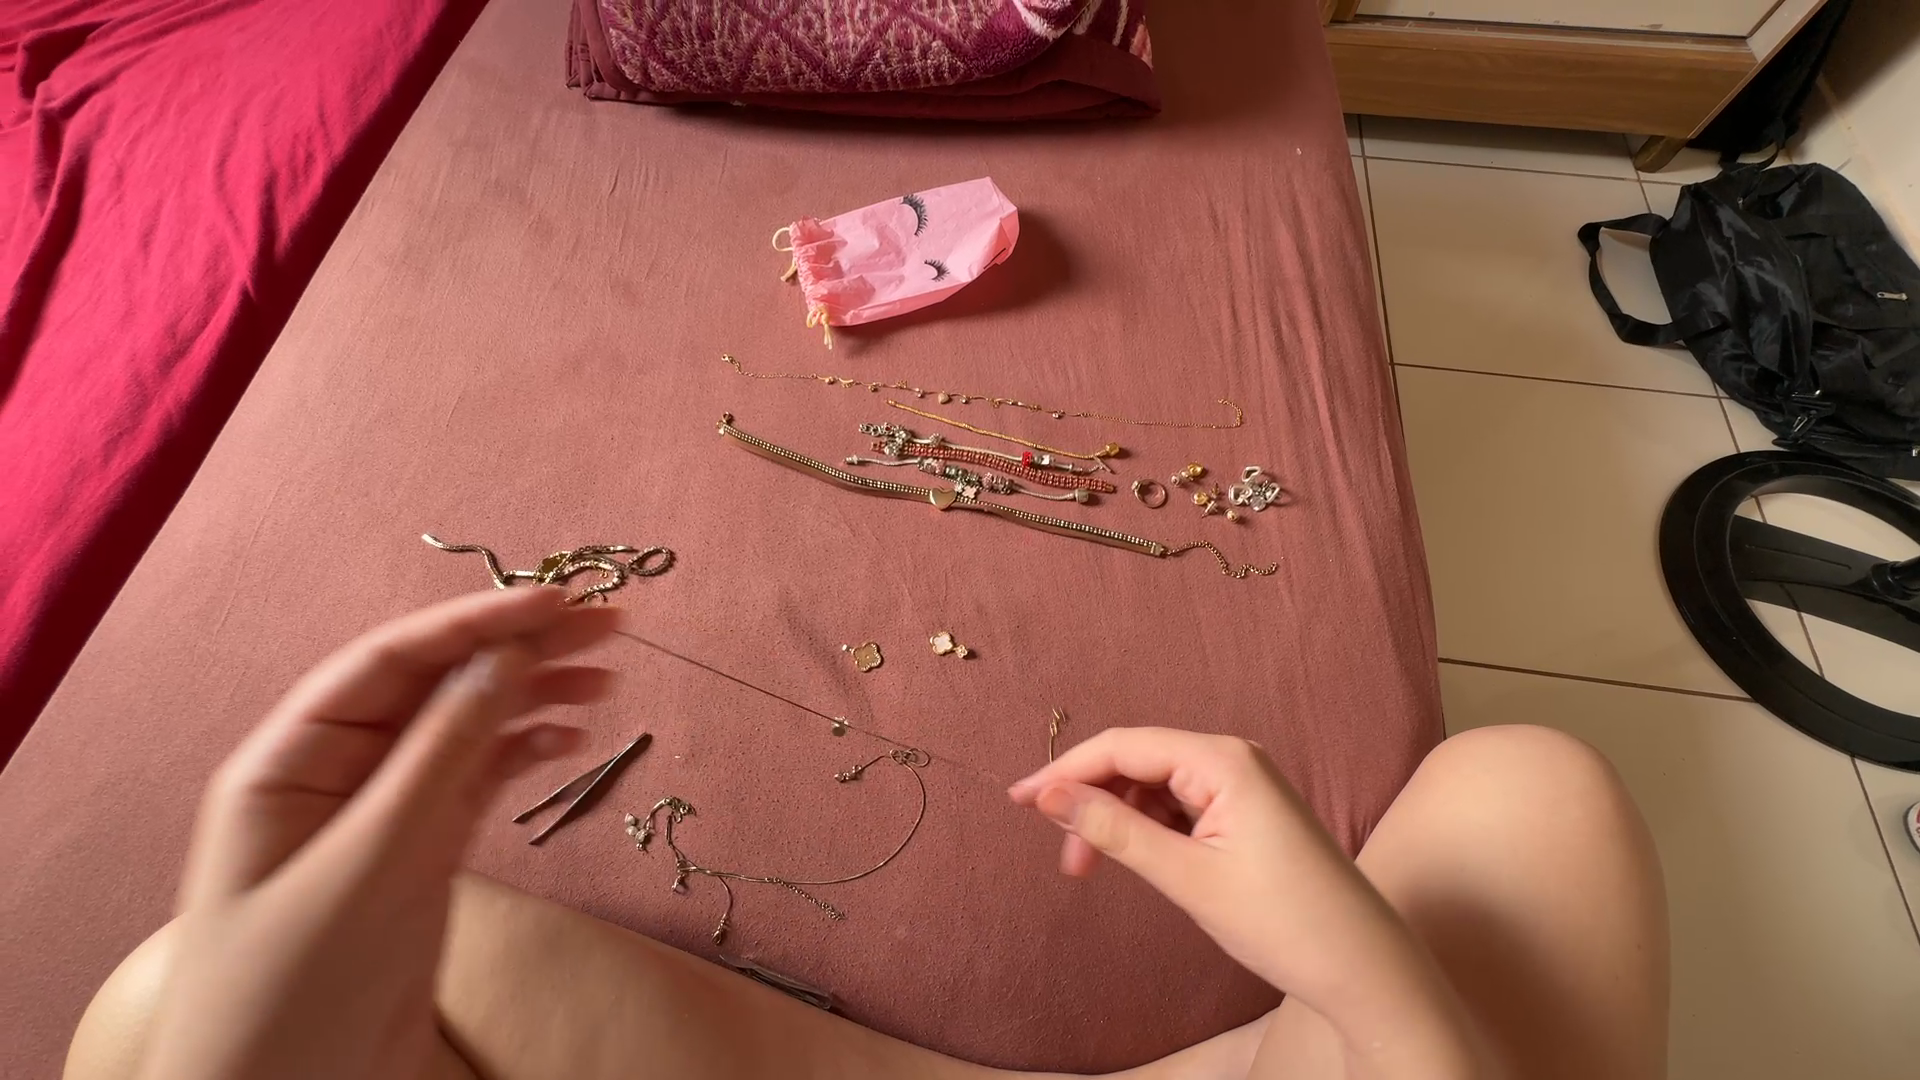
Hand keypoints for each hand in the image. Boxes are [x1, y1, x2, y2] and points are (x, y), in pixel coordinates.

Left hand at [137, 588, 618, 1079]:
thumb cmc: (305, 980)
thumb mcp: (380, 853)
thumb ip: (445, 747)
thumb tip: (509, 654)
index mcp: (294, 755)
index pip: (394, 659)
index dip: (478, 621)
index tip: (558, 601)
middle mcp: (344, 762)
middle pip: (444, 681)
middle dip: (525, 648)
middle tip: (611, 625)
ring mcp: (392, 798)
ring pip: (474, 720)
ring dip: (540, 694)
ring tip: (608, 681)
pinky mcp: (430, 832)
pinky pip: (487, 768)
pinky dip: (532, 748)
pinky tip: (573, 741)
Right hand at [1008, 727, 1485, 1077]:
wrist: (1368, 973)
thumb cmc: (1283, 923)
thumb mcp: (1187, 876)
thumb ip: (1114, 829)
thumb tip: (1048, 796)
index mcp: (1221, 758)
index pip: (1123, 747)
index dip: (1066, 769)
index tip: (1019, 800)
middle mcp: (1228, 756)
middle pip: (1135, 761)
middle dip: (1089, 800)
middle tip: (1060, 853)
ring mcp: (1237, 782)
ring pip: (1150, 784)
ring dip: (1114, 818)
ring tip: (1087, 866)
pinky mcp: (1240, 809)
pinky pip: (1175, 804)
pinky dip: (1143, 827)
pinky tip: (1129, 855)